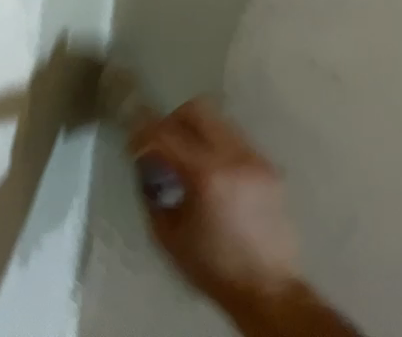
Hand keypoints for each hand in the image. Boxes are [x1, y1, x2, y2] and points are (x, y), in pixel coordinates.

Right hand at [132, 99, 301, 310]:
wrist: (269, 290)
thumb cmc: (212, 266)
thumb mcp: (167, 233)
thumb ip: (152, 191)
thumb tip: (146, 163)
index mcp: (206, 175)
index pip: (166, 133)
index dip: (143, 133)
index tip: (133, 143)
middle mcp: (234, 157)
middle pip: (197, 110)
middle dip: (171, 121)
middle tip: (160, 143)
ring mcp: (256, 159)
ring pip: (219, 121)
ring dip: (196, 132)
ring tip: (186, 158)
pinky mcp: (269, 168)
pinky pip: (235, 140)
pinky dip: (216, 146)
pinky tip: (210, 173)